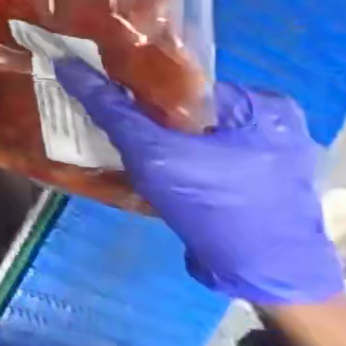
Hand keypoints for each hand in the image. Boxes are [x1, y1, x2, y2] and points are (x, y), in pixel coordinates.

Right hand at [55, 61, 344, 304]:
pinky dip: (182, 165)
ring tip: (131, 157)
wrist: (267, 279)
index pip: (183, 83)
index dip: (137, 90)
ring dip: (163, 145)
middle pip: (189, 110)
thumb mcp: (153, 154)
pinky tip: (160, 179)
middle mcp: (276, 122)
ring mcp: (276, 156)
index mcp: (261, 103)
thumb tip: (68, 67)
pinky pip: (210, 161)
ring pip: (197, 137)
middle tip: (113, 133)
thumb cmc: (215, 207)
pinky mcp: (267, 185)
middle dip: (149, 120)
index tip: (103, 103)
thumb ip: (111, 110)